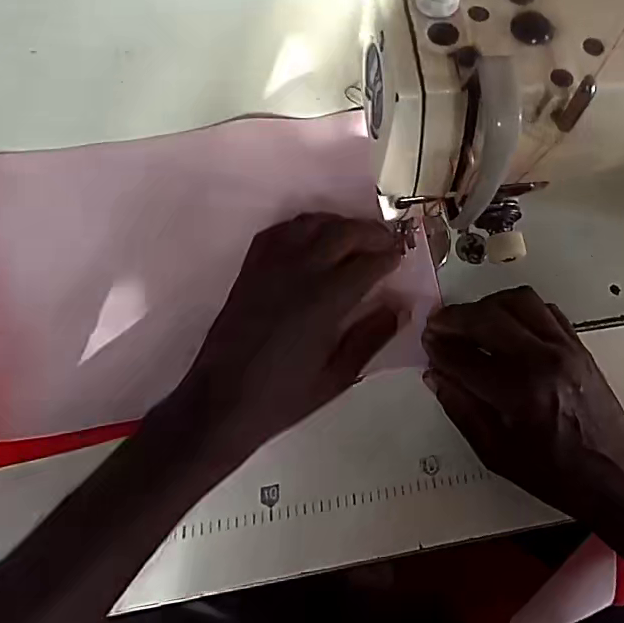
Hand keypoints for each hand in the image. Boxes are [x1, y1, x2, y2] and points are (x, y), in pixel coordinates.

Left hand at [155, 213, 407, 465]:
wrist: (222, 400)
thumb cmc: (283, 396)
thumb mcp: (337, 376)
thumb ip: (371, 337)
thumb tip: (399, 307)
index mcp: (324, 301)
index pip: (367, 263)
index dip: (389, 256)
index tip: (402, 257)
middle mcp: (298, 272)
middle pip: (342, 232)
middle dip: (371, 232)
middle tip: (387, 242)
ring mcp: (270, 265)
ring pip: (311, 223)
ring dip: (340, 224)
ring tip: (356, 237)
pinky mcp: (250, 267)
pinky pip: (281, 230)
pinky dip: (304, 226)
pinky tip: (315, 239)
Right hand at [423, 286, 623, 525]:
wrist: (615, 475)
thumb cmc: (553, 473)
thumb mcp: (496, 453)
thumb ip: (461, 409)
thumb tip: (435, 375)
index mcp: (519, 394)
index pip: (465, 357)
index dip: (439, 347)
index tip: (426, 343)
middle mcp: (542, 361)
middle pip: (488, 318)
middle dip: (455, 318)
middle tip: (438, 325)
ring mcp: (564, 348)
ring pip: (517, 301)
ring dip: (486, 305)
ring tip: (470, 320)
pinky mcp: (578, 344)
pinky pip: (544, 309)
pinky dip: (518, 309)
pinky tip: (505, 323)